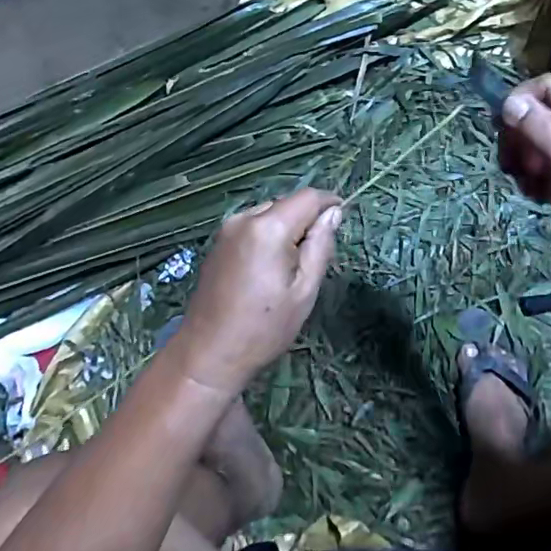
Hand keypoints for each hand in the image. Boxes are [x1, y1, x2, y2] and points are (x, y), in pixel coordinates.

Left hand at [175, 188, 342, 394]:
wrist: (208, 354)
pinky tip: (268, 270)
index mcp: (268, 228)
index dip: (329, 203)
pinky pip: (253, 226)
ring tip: (290, 269)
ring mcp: (227, 229)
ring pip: (270, 214)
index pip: (308, 197)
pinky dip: (268, 236)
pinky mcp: (218, 242)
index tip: (342, 219)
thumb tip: (333, 213)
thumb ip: (321, 245)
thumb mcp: (304, 290)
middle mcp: (244, 218)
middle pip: (287, 204)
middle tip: (315, 258)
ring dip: (287, 229)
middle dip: (306, 221)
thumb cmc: (263, 328)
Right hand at [498, 74, 550, 244]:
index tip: (503, 132)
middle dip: (521, 138)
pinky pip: (540, 157)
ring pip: (533, 136)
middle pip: (537, 111)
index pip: (546, 86)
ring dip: (524, 160)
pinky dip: (533, 174)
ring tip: (530, 184)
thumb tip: (509, 102)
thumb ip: (541, 130)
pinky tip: (538, 192)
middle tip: (516, 166)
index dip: (520, 103)